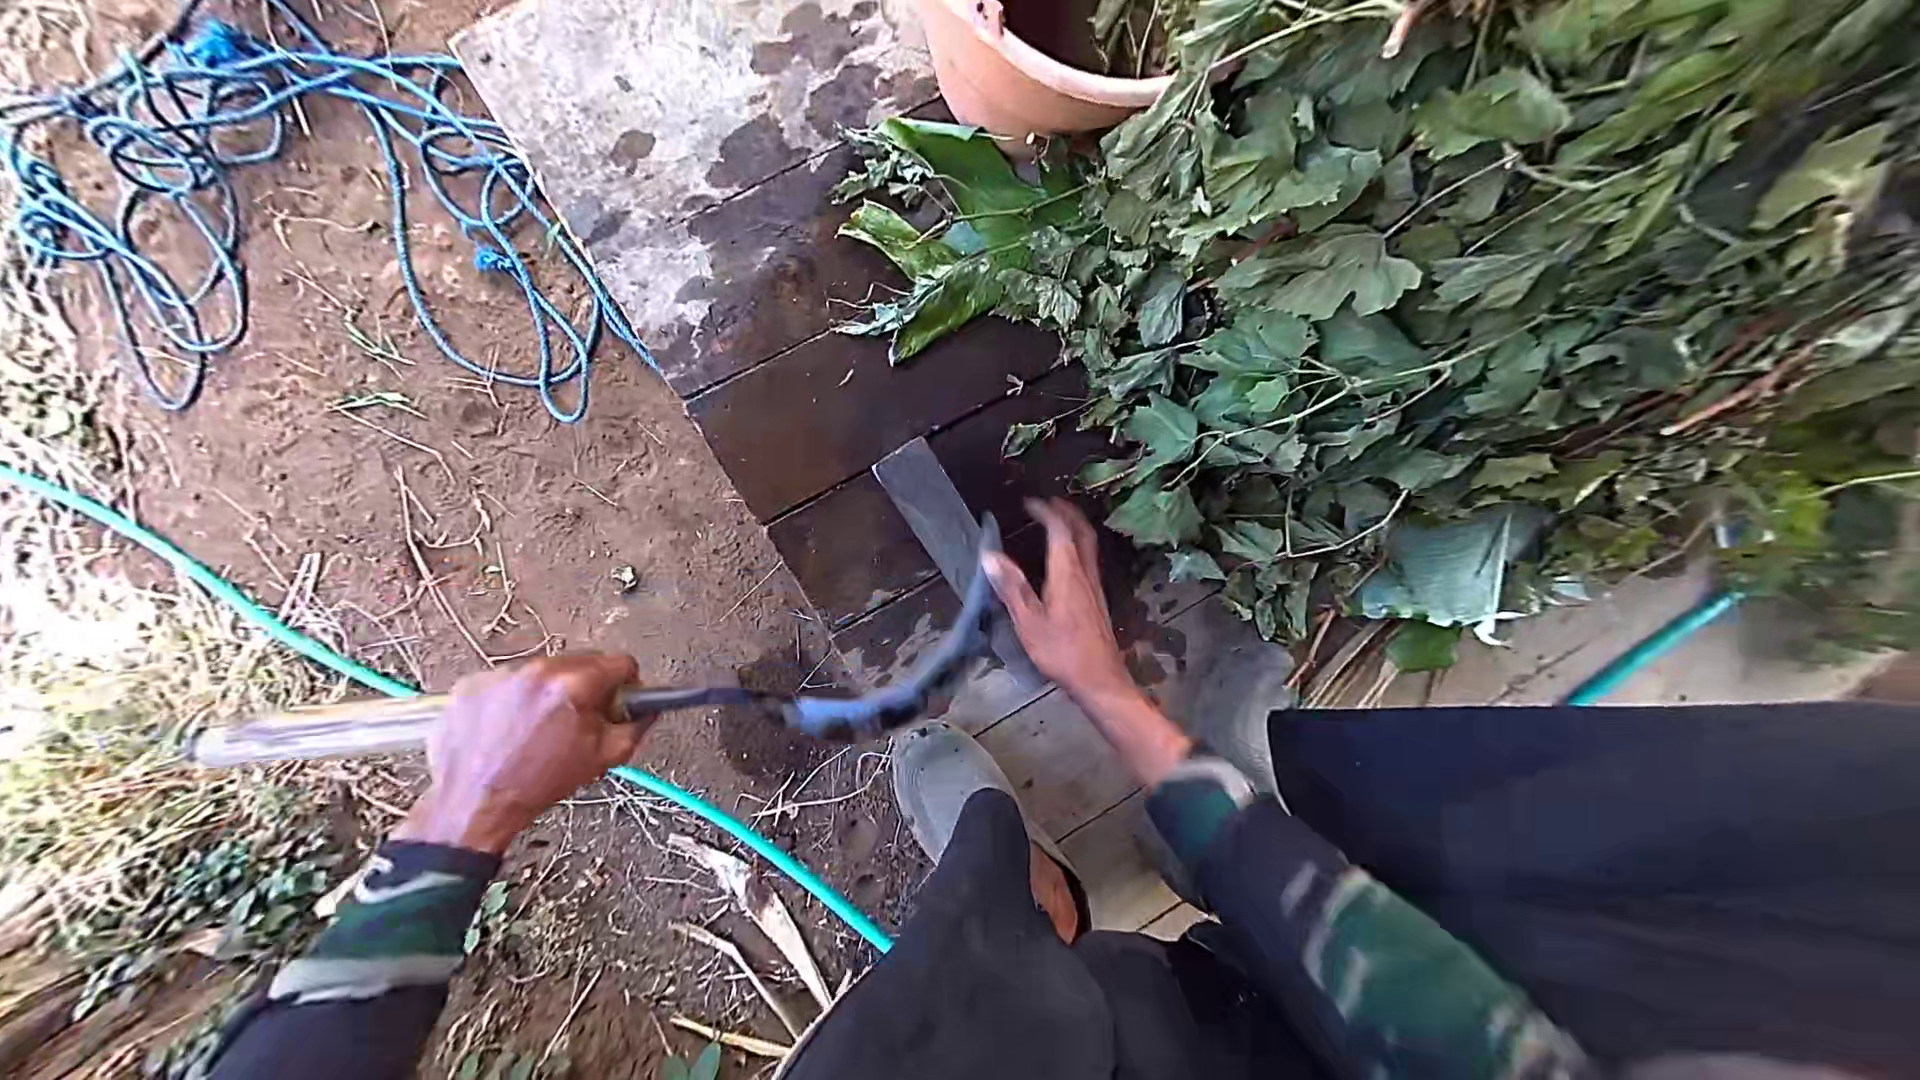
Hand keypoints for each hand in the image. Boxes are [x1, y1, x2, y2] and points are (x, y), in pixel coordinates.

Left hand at [395, 653, 640, 854]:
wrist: (474, 805)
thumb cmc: (538, 783)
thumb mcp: (606, 756)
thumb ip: (637, 724)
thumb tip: (648, 708)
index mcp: (576, 685)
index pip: (621, 662)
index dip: (627, 682)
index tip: (619, 696)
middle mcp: (539, 671)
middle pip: (583, 660)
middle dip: (589, 684)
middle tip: (579, 715)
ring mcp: (502, 675)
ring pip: (546, 669)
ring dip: (552, 688)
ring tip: (541, 724)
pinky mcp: (473, 683)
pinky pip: (510, 679)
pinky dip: (516, 696)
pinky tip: (512, 724)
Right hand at [984, 499, 1191, 785]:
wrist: (1101, 681)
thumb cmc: (1062, 653)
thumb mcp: (1029, 622)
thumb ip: (1011, 587)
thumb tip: (990, 556)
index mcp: (1067, 574)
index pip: (1059, 531)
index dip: (1046, 512)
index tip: (1030, 503)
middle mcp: (1085, 574)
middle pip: (1082, 532)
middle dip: (1066, 512)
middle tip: (1049, 503)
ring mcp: (1095, 586)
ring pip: (1089, 545)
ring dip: (1074, 527)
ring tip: (1058, 521)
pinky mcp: (1098, 599)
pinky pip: (1089, 559)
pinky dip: (1078, 545)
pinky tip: (1067, 558)